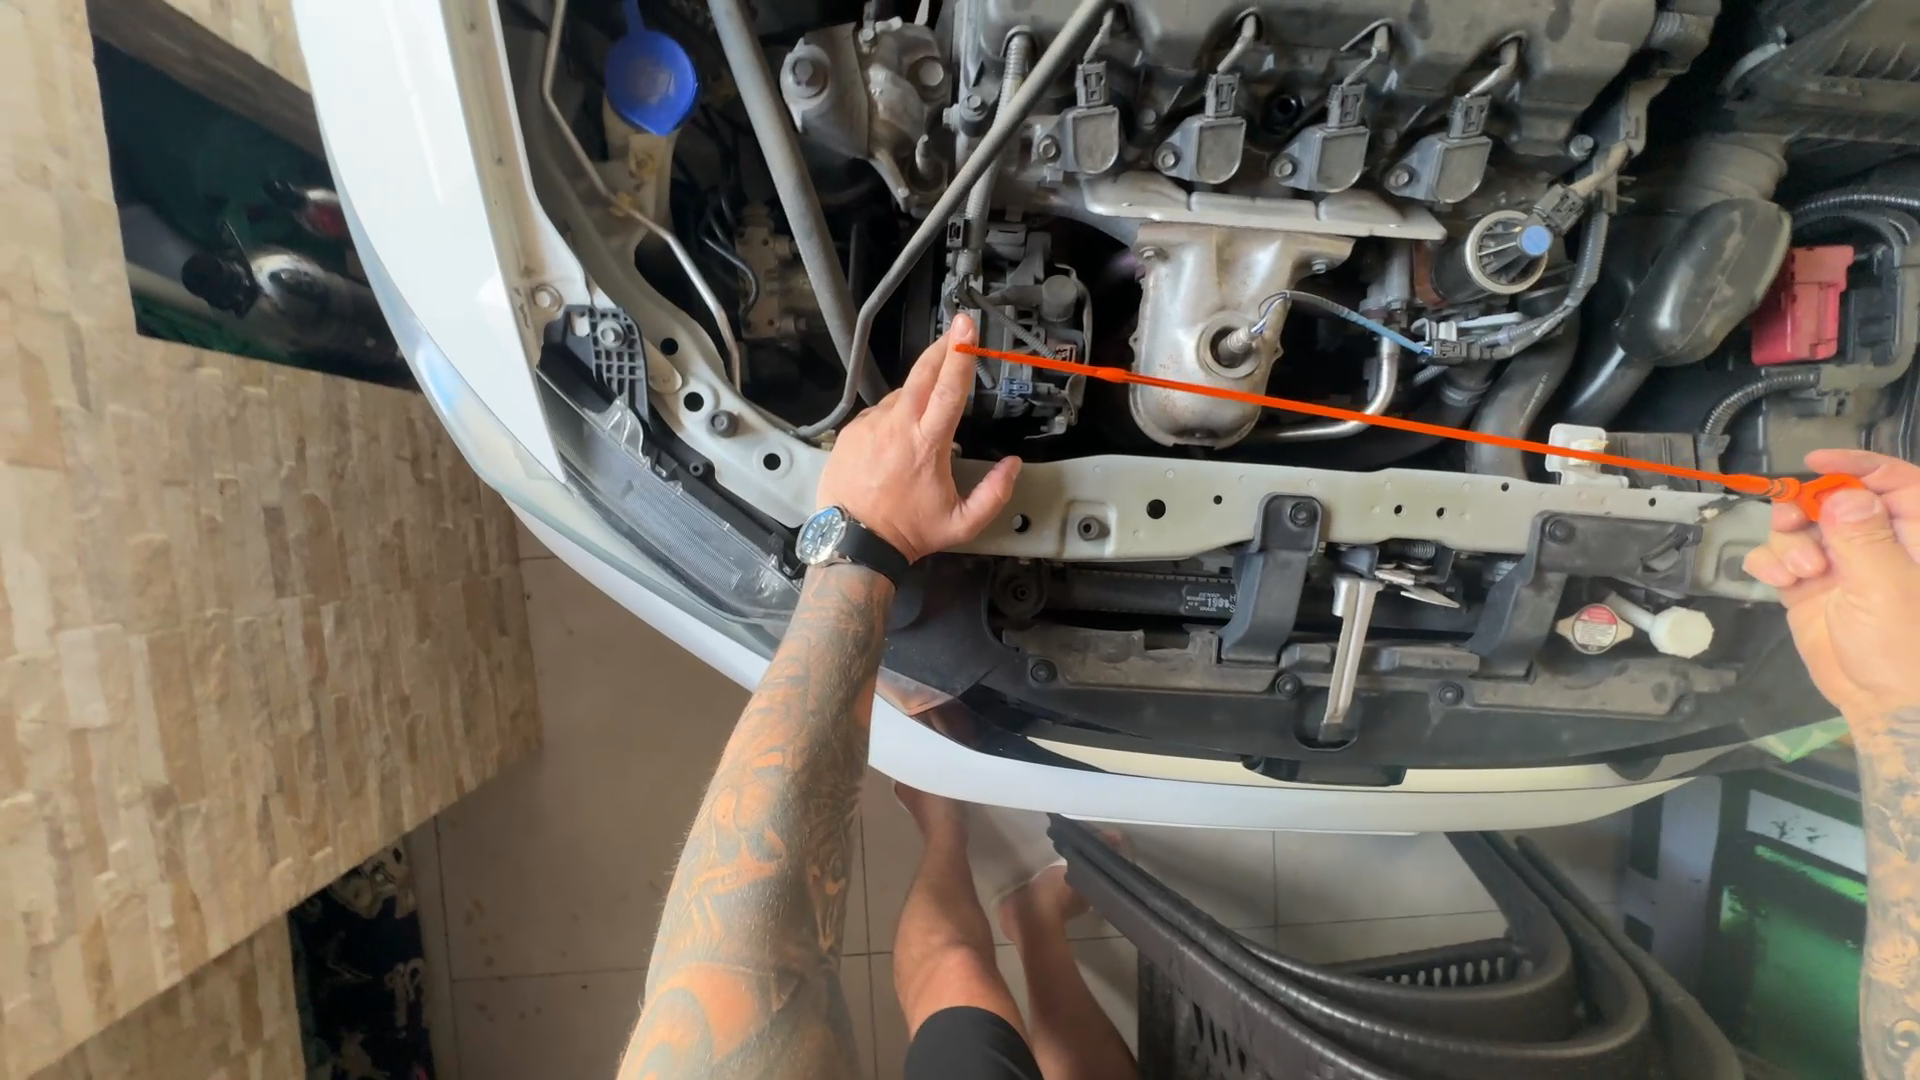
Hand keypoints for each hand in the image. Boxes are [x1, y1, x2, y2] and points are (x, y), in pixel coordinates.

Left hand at [815, 313, 1020, 563]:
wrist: (853, 541)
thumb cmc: (908, 532)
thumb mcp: (962, 524)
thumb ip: (995, 494)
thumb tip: (1013, 465)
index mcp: (927, 444)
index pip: (948, 390)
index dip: (960, 354)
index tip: (967, 326)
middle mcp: (896, 426)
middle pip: (922, 373)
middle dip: (941, 347)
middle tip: (956, 332)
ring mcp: (870, 426)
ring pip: (901, 395)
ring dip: (918, 395)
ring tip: (926, 417)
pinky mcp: (851, 431)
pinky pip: (880, 413)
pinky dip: (894, 417)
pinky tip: (897, 439)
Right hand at [1742, 449, 1919, 731]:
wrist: (1882, 697)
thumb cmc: (1907, 646)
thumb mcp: (1889, 587)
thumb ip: (1864, 538)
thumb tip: (1845, 493)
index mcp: (1916, 540)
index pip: (1896, 485)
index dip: (1859, 468)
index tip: (1817, 462)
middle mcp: (1879, 546)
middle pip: (1833, 503)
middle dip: (1804, 510)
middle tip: (1792, 523)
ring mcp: (1840, 566)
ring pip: (1799, 530)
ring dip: (1787, 545)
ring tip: (1798, 573)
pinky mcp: (1806, 585)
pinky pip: (1775, 558)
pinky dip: (1768, 564)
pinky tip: (1778, 581)